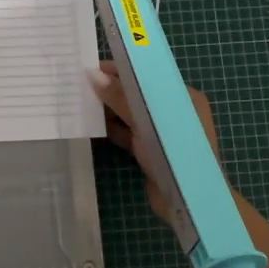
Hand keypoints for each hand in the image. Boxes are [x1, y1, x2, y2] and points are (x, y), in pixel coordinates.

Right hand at [89, 61, 217, 222]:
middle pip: (137, 93)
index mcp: (182, 96)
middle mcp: (172, 110)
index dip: (121, 69)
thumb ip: (120, 98)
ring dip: (109, 109)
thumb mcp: (147, 122)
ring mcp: (161, 131)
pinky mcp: (150, 149)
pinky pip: (127, 132)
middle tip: (79, 84)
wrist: (189, 201)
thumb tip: (93, 75)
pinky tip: (90, 124)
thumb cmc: (176, 154)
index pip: (147, 74)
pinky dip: (112, 128)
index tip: (91, 67)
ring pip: (130, 113)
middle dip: (111, 89)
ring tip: (79, 101)